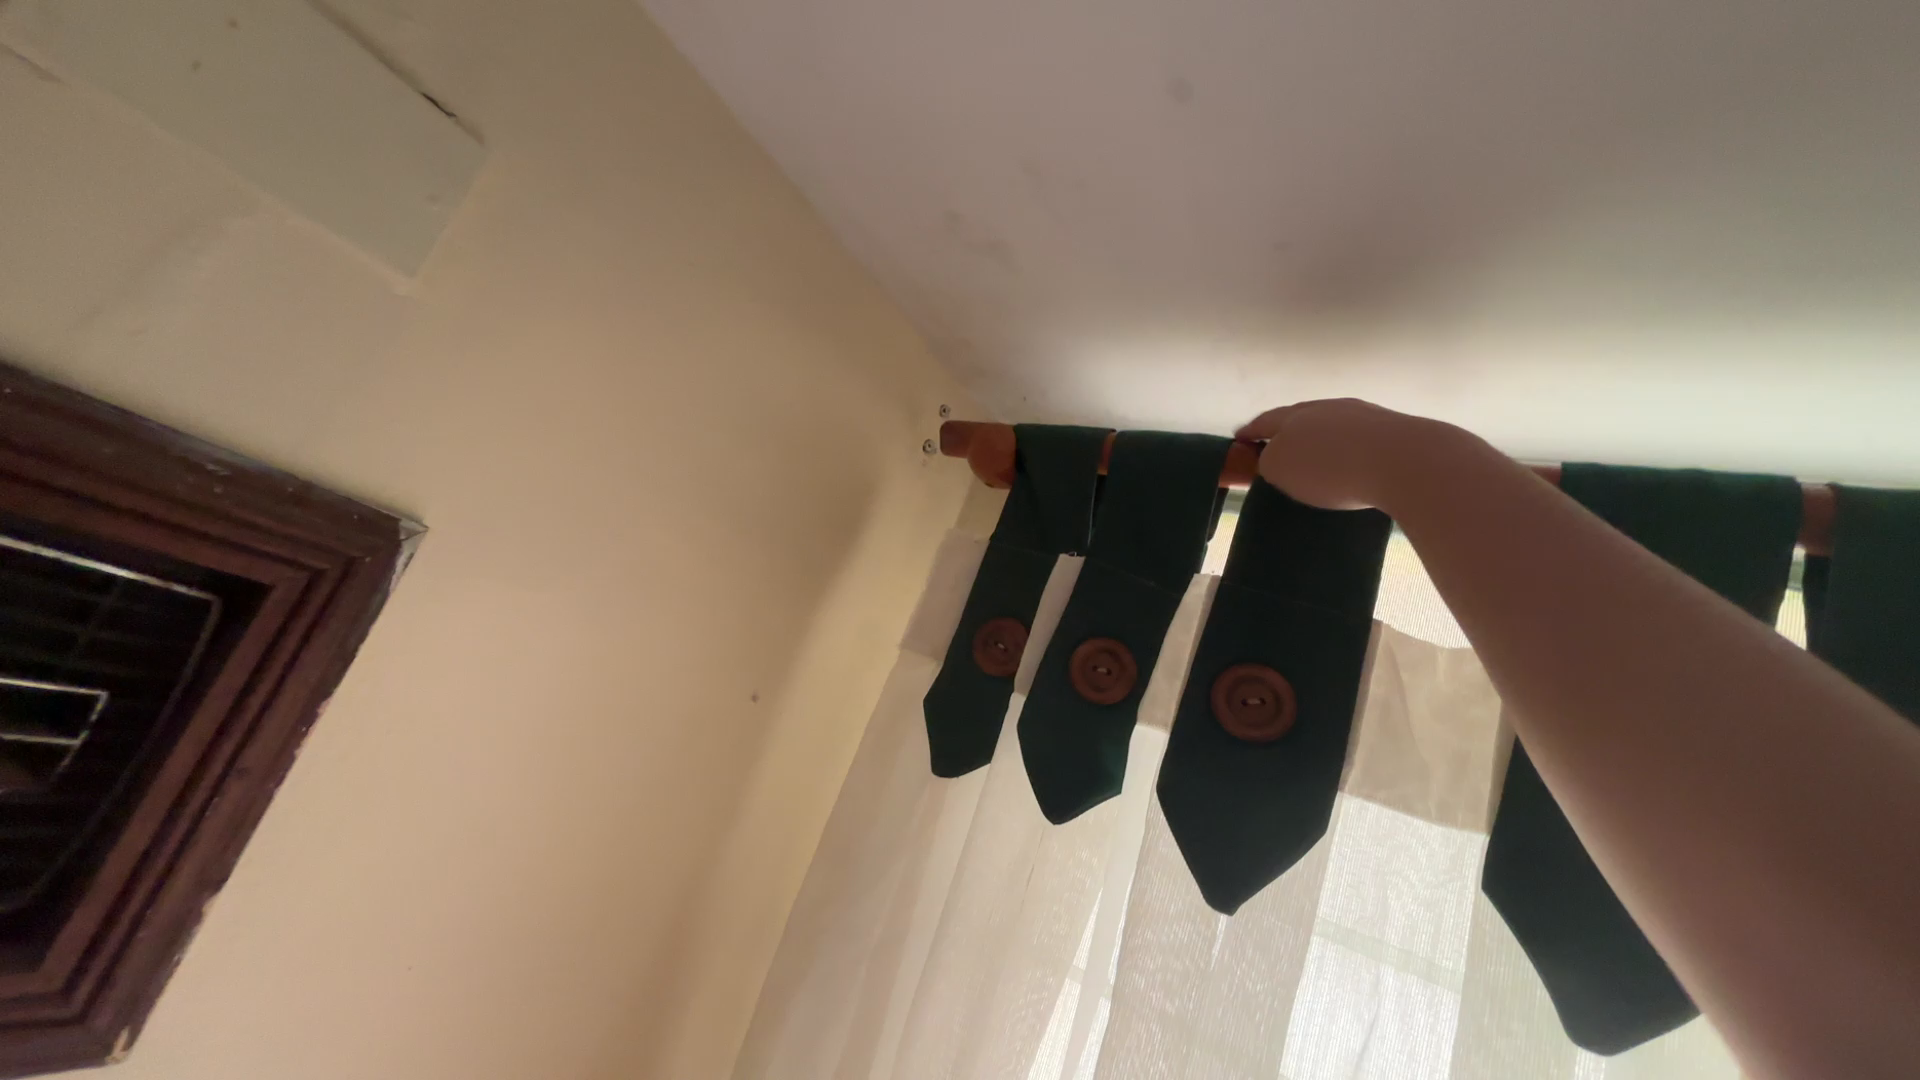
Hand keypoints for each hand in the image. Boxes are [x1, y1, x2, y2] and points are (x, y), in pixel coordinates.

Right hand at [1235, 398, 1450, 510]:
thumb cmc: (1330, 468)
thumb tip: (1276, 458)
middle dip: (1286, 433)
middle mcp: (1326, 408)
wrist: (1404, 461)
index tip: (1240, 439)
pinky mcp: (1391, 430)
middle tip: (1278, 449)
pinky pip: (1358, 440)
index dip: (1250, 432)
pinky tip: (1351, 466)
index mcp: (1294, 415)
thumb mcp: (1281, 469)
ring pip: (1331, 427)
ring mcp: (1361, 415)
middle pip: (1299, 418)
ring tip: (1317, 461)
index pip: (1264, 422)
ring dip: (1320, 441)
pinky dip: (1348, 451)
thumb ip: (1270, 460)